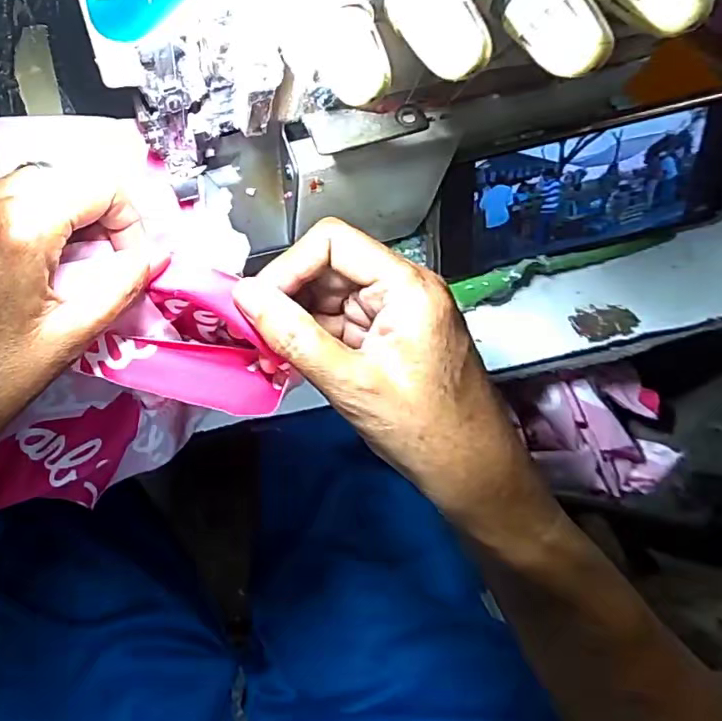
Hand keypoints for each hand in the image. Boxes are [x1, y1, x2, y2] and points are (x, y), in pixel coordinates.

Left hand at [0, 164, 164, 534]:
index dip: (128, 219)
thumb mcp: (64, 339)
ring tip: (48, 273)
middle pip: (58, 179)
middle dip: (90, 214)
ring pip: (15, 190)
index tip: (127, 261)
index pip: (100, 183)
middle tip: (95, 266)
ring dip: (47, 218)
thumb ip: (119, 285)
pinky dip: (4, 227)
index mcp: (20, 220)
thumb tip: (148, 255)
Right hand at [232, 219, 559, 543]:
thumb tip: (247, 296)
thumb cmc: (431, 433)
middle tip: (259, 333)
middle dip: (286, 299)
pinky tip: (290, 364)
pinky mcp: (383, 335)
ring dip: (292, 323)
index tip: (260, 301)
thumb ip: (292, 335)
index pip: (332, 243)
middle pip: (324, 268)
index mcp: (406, 287)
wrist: (474, 477)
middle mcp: (401, 289)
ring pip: (323, 296)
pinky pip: (333, 322)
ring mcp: (392, 312)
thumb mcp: (350, 381)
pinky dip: (308, 339)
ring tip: (273, 357)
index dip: (289, 267)